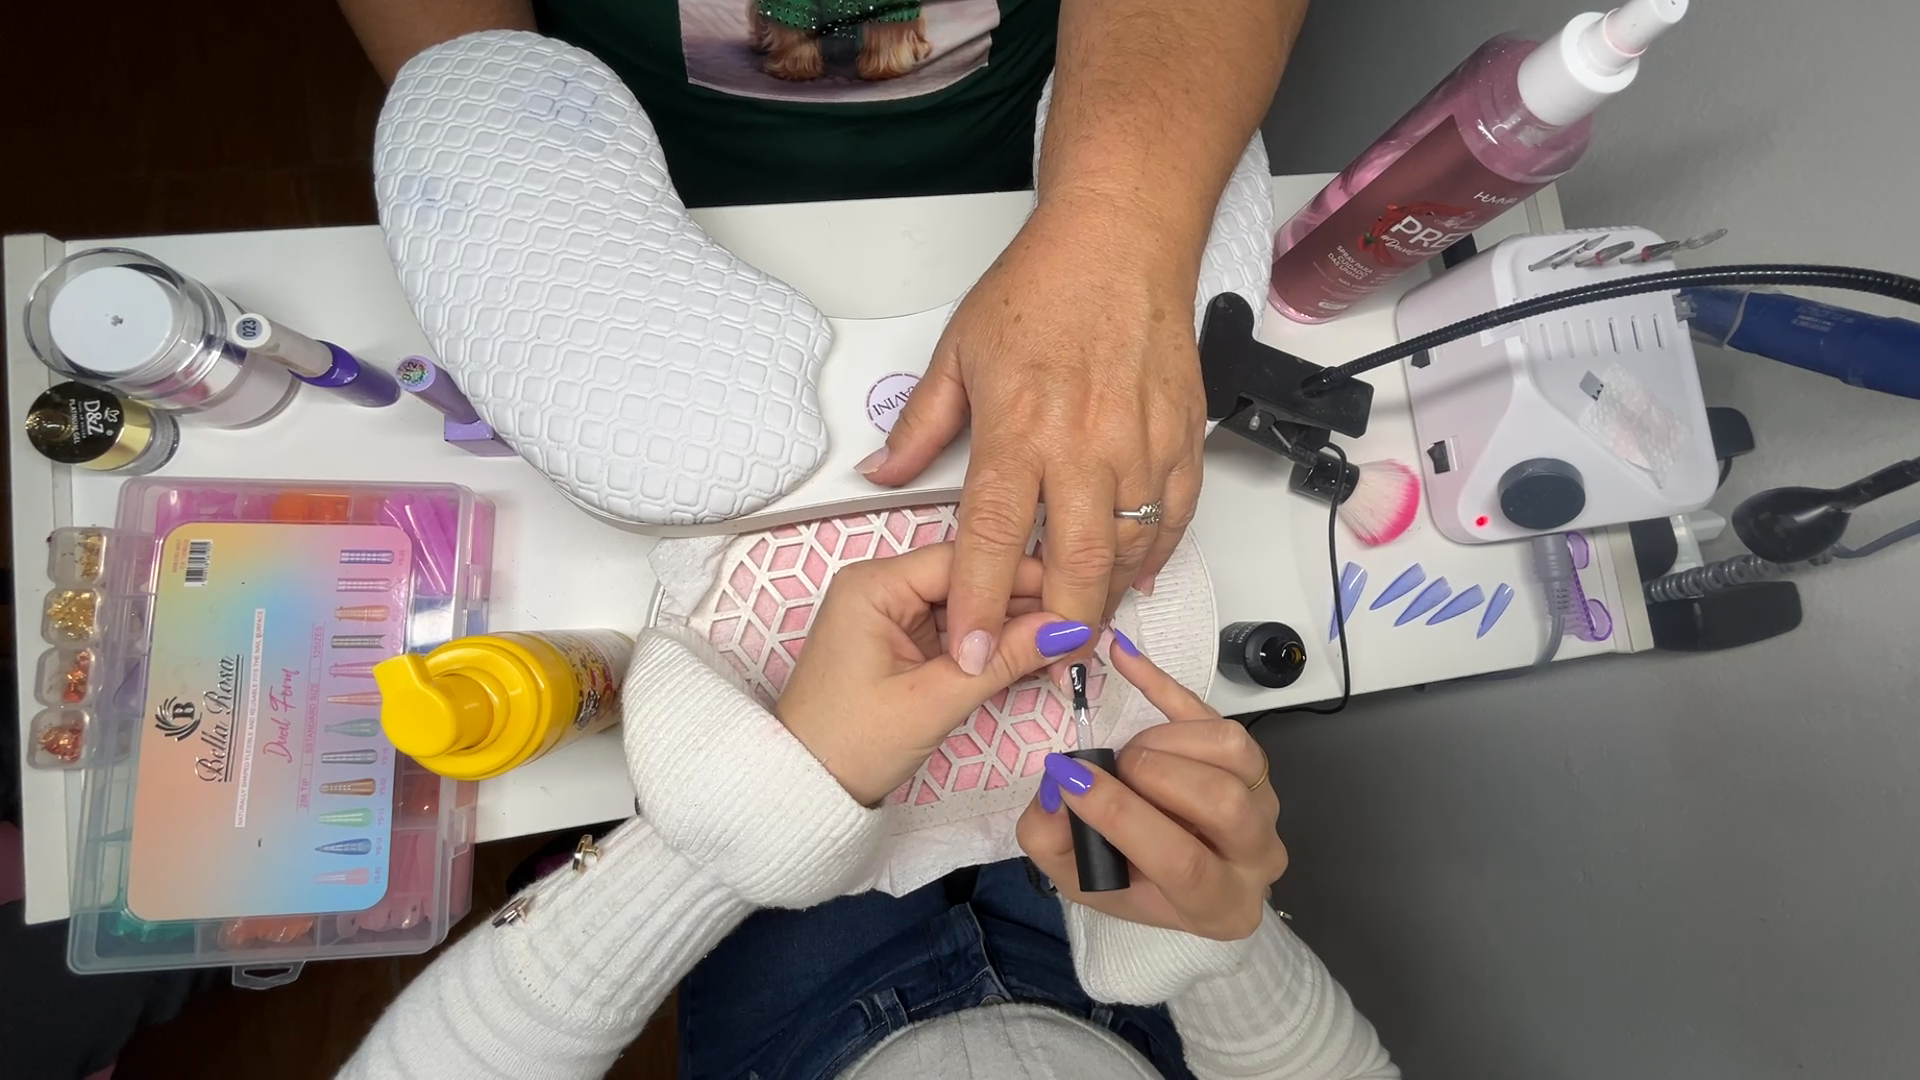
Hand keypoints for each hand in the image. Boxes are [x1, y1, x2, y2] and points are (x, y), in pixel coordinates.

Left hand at [774, 543, 1092, 805]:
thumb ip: (1002, 660)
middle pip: (969, 580)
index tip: (1073, 593)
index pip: (962, 560)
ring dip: (1012, 628)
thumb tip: (1065, 628)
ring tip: (1064, 644)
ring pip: (969, 607)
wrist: (804, 790)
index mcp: (874, 585)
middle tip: (1077, 627)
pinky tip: (1033, 656)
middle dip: (1022, 606)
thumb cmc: (850, 745)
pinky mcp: (904, 642)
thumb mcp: (933, 701)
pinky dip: (991, 647)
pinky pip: (958, 632)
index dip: (1021, 575)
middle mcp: (883, 587)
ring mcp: (894, 615)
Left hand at [859, 204, 1207, 670]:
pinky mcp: (1181, 440)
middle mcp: (1082, 447)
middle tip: (1046, 656)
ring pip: (1129, 551)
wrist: (1119, 241)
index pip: (991, 536)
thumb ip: (919, 427)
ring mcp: (1139, 447)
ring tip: (1085, 622)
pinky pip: (1174, 520)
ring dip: (1107, 598)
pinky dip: (1155, 557)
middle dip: (1061, 627)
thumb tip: (881, 476)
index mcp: (1017, 429)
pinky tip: (1135, 575)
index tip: (970, 651)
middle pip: (1075, 564)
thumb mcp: (958, 352)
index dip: (977, 603)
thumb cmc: (1039, 292)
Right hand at [1016, 632, 1284, 939]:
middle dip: (1148, 771)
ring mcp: (1266, 804)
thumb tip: (1058, 785)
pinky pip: (1214, 711)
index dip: (1122, 814)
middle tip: (1108, 767)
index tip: (1070, 778)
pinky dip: (1164, 684)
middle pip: (1219, 801)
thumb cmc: (1126, 879)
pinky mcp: (1252, 758)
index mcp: (1217, 906)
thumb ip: (1050, 839)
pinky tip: (1122, 658)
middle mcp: (1257, 857)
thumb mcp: (1074, 877)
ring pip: (1232, 750)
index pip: (1181, 862)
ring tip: (1130, 750)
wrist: (1170, 872)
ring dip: (1165, 739)